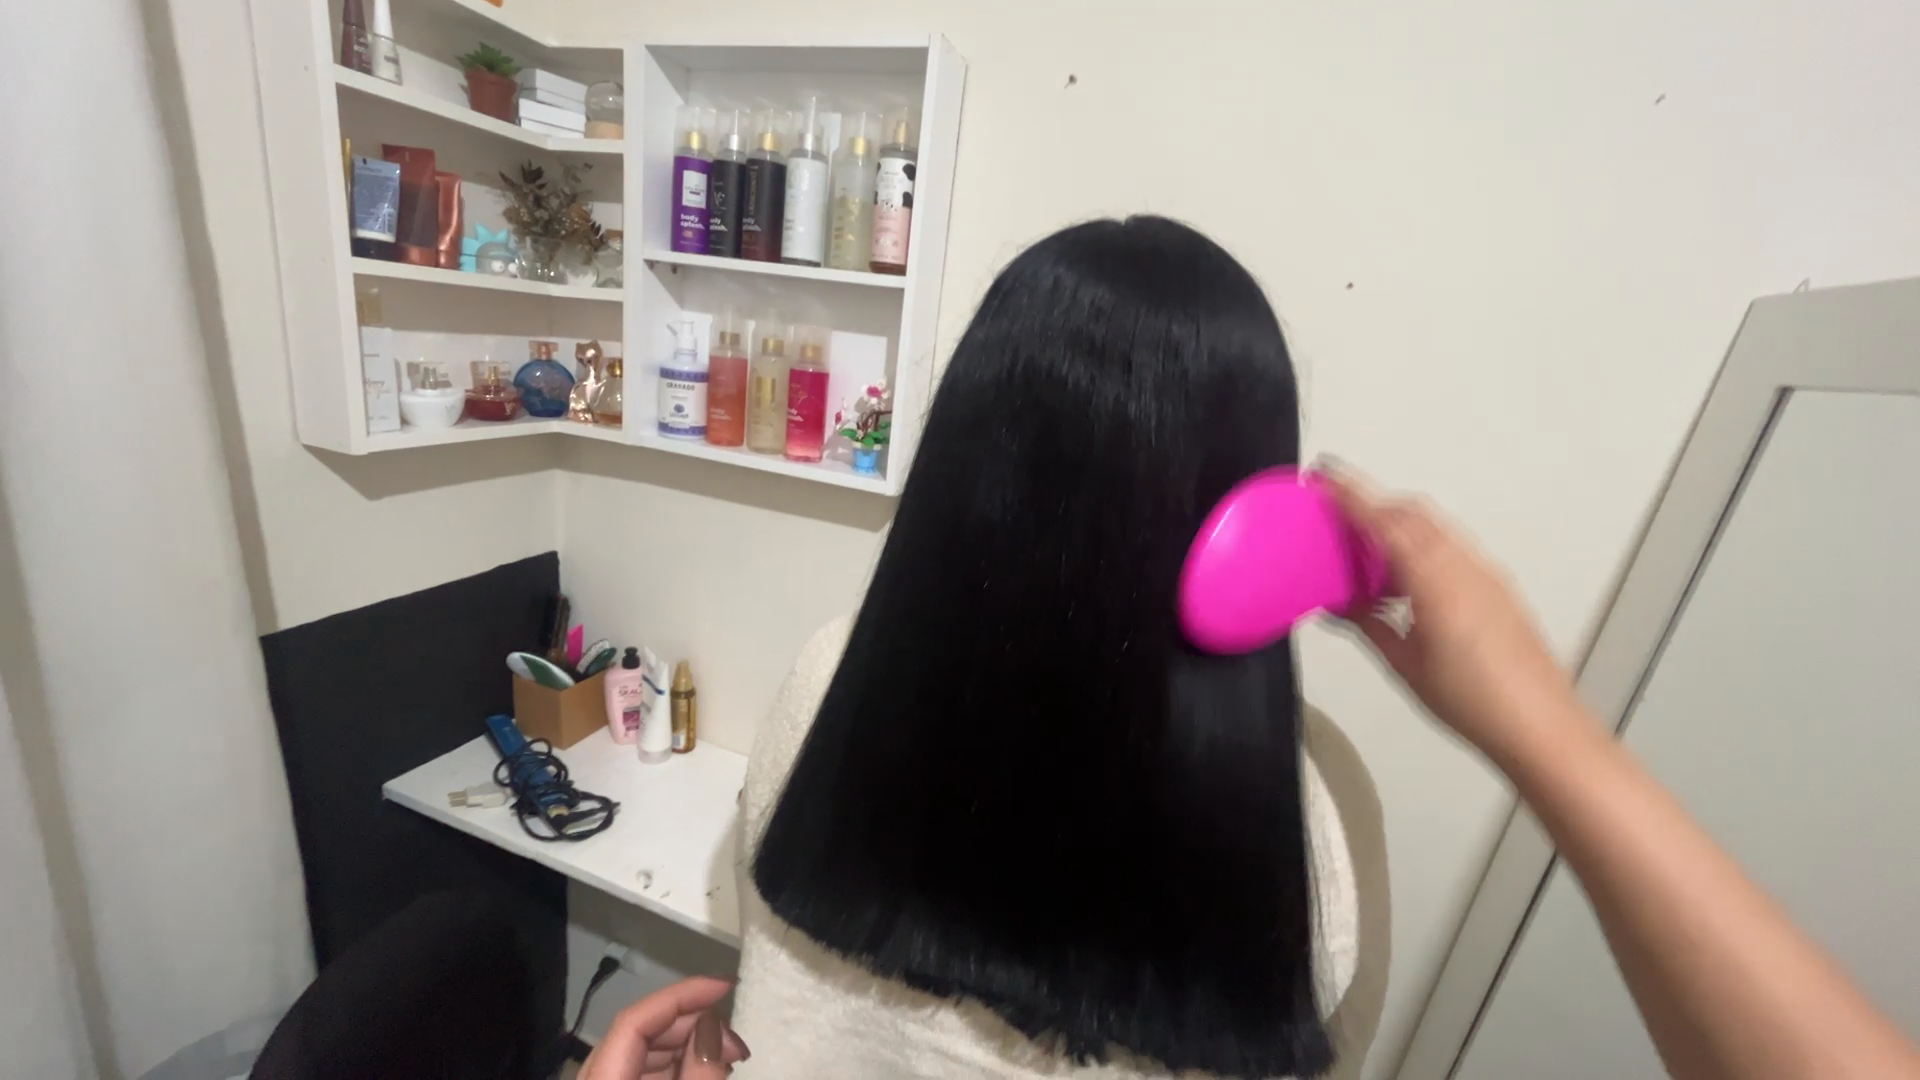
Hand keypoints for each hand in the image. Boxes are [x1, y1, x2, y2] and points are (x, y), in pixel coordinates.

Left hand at [580, 976, 750, 1079]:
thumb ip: (697, 1075)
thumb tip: (712, 1025)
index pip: (632, 1022)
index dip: (680, 995)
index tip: (726, 986)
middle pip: (636, 1036)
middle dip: (689, 1026)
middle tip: (734, 1042)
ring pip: (640, 1058)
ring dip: (686, 1048)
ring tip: (727, 1058)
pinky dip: (675, 1071)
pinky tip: (705, 1073)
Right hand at [1318, 464, 1581, 760]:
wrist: (1544, 729)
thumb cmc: (1466, 699)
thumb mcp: (1403, 664)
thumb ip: (1366, 625)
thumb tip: (1332, 603)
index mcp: (1436, 581)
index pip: (1387, 524)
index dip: (1352, 496)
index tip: (1321, 475)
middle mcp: (1464, 566)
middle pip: (1413, 514)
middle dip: (1372, 501)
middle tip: (1331, 508)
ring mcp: (1485, 574)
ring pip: (1434, 528)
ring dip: (1395, 522)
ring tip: (1359, 543)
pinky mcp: (1496, 588)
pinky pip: (1448, 548)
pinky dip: (1417, 544)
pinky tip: (1399, 576)